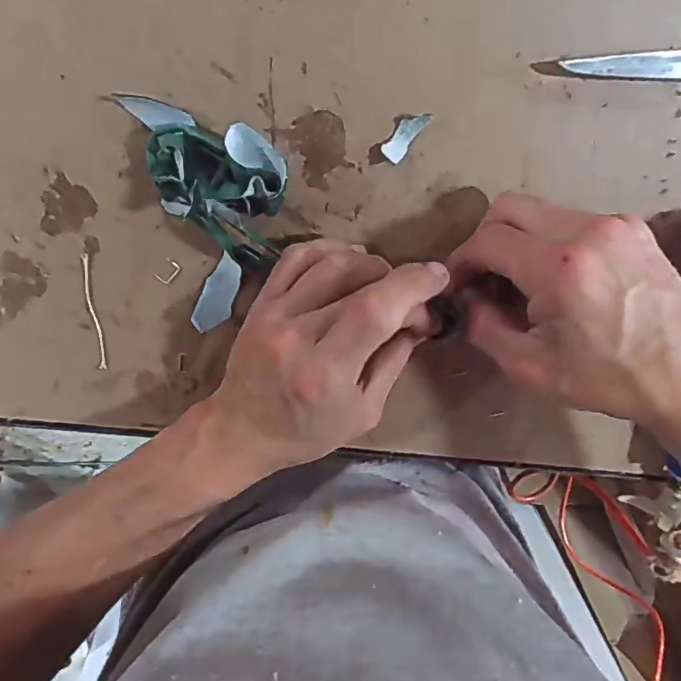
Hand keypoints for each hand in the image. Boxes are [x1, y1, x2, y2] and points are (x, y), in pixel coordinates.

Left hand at [190, 239, 449, 480]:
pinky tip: (349, 260)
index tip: (438, 278)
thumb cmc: (307, 432)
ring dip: (369, 262)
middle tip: (411, 303)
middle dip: (399, 281)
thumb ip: (393, 362)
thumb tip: (418, 318)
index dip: (413, 285)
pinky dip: (330, 248)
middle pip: (358, 281)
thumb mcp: (364, 413)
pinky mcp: (261, 301)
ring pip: (331, 261)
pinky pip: (297, 256)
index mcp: (326, 371)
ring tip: (383, 282)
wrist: (242, 430)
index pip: (374, 310)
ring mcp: (274, 313)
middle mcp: (297, 335)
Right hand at [446, 194, 680, 457]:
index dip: (462, 259)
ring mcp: (616, 224)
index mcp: (560, 265)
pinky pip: (575, 222)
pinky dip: (553, 241)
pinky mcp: (635, 229)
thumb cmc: (611, 380)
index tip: (457, 283)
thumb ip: (483, 328)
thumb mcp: (530, 367)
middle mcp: (588, 230)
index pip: (488, 239)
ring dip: (520, 239)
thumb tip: (467, 301)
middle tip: (483, 276)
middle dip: (486, 238)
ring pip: (543, 211)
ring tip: (523, 284)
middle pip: (510, 206)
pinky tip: (560, 280)